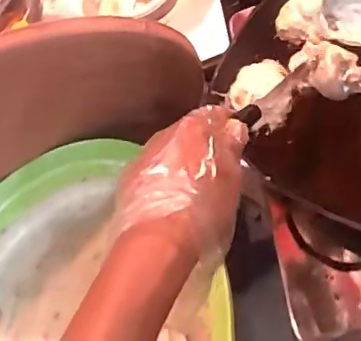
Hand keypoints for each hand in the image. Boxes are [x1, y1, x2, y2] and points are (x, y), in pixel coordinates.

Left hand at [111, 107, 247, 262]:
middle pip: (189, 132)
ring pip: (168, 152)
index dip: (226, 126)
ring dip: (179, 163)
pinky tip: (166, 202)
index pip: (216, 114)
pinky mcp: (126, 181)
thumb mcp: (231, 179)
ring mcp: (144, 156)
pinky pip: (151, 172)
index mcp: (195, 126)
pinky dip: (160, 181)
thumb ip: (232, 147)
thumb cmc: (203, 208)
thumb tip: (233, 128)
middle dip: (200, 145)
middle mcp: (167, 133)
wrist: (157, 245)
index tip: (234, 142)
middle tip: (213, 168)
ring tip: (189, 189)